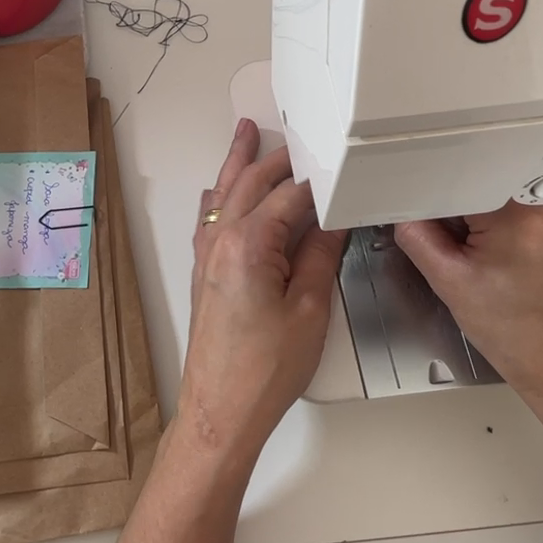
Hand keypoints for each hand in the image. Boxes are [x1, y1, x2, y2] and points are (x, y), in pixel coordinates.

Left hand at [181, 119, 347, 466]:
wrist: (220, 408)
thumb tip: (334, 221)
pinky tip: (220, 189)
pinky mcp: (202, 271)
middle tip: (299, 136)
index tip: (339, 168)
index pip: (290, 195)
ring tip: (245, 133)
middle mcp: (220, 240)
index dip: (318, 181)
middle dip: (276, 157)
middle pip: (251, 184)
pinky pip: (209, 218)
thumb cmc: (264, 369)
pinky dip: (219, 197)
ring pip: (224, 194)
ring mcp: (206, 254)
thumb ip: (320, 255)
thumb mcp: (309, 309)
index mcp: (249, 243)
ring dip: (239, 164)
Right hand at [395, 199, 542, 437]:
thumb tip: (404, 208)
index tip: (423, 210)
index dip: (436, 191)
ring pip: (515, 186)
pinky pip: (541, 200)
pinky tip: (517, 254)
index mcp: (518, 216)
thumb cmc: (519, 339)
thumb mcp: (452, 287)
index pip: (460, 177)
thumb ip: (420, 238)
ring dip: (494, 208)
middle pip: (490, 177)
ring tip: (492, 252)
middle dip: (465, 202)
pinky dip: (521, 217)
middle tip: (456, 238)